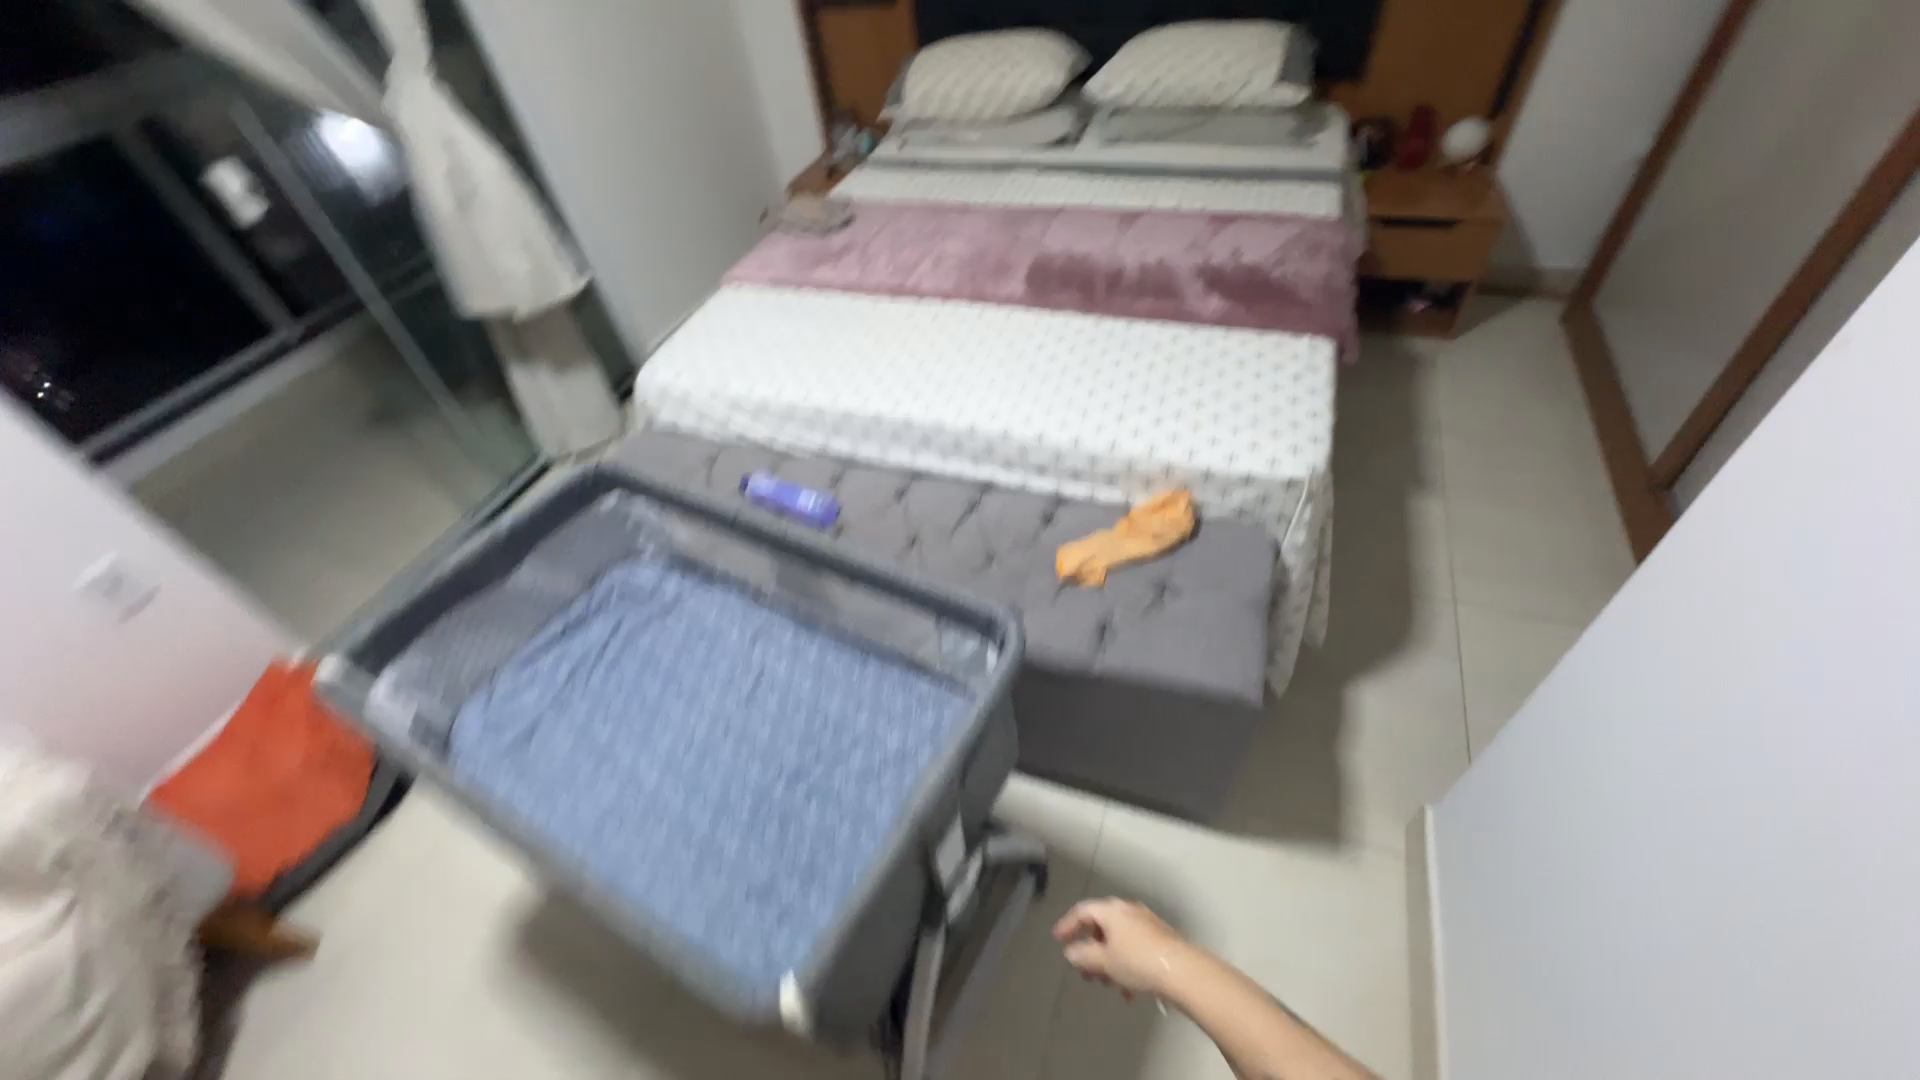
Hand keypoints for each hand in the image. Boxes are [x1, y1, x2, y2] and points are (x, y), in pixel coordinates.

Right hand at [1053, 898, 1189, 997]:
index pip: (1082, 911)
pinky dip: (1126, 965)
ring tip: (1108, 985)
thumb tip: (1071, 952)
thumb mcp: (1104, 961)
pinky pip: (1134, 949)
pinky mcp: (1160, 939)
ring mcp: (1146, 924)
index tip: (1058, 940)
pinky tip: (1129, 992)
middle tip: (1085, 972)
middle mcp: (1128, 911)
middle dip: (1091, 951)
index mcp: (1112, 910)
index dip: (1068, 925)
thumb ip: (1083, 955)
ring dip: (1109, 962)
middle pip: (1101, 927)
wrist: (1182, 970)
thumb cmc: (1137, 962)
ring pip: (1118, 941)